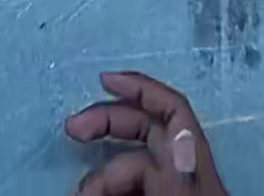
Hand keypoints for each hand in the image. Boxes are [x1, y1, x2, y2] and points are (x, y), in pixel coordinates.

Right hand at [64, 71, 227, 194]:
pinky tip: (93, 193)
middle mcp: (185, 171)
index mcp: (192, 165)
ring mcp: (179, 189)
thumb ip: (131, 175)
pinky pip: (137, 187)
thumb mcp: (173, 192)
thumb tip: (86, 180)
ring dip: (100, 173)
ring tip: (77, 192)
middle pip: (144, 129)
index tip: (103, 78)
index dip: (138, 85)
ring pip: (134, 165)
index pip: (173, 109)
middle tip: (70, 130)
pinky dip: (113, 188)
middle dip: (104, 123)